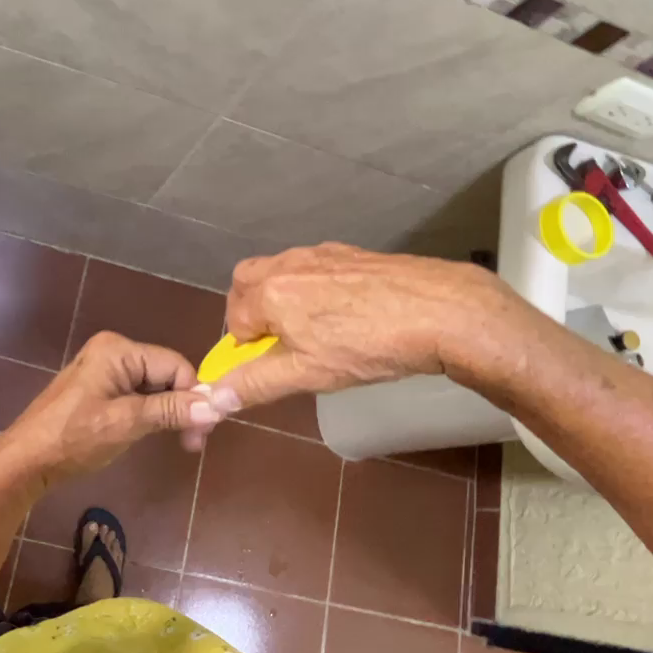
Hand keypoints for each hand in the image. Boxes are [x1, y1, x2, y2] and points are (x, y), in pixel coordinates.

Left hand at [0, 332, 218, 491]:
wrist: (26, 461)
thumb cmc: (73, 438)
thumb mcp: (126, 423)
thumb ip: (171, 411)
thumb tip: (218, 406)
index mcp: (118, 350)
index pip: (175, 364)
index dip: (195, 395)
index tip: (204, 432)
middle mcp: (113, 351)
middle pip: (165, 374)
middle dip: (183, 406)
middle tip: (193, 442)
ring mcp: (104, 370)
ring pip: (154, 387)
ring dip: (169, 413)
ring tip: (180, 442)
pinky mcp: (100, 389)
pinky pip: (137, 395)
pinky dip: (151, 414)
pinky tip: (155, 433)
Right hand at [204, 243, 544, 417]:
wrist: (442, 311)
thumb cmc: (368, 347)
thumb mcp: (306, 375)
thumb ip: (254, 384)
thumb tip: (211, 400)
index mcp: (270, 292)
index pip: (234, 320)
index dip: (247, 347)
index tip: (272, 363)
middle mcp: (289, 264)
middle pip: (247, 281)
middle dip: (252, 310)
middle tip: (280, 341)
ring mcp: (322, 254)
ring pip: (281, 271)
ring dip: (282, 298)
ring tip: (315, 329)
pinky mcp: (352, 253)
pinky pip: (315, 268)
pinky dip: (313, 288)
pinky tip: (346, 313)